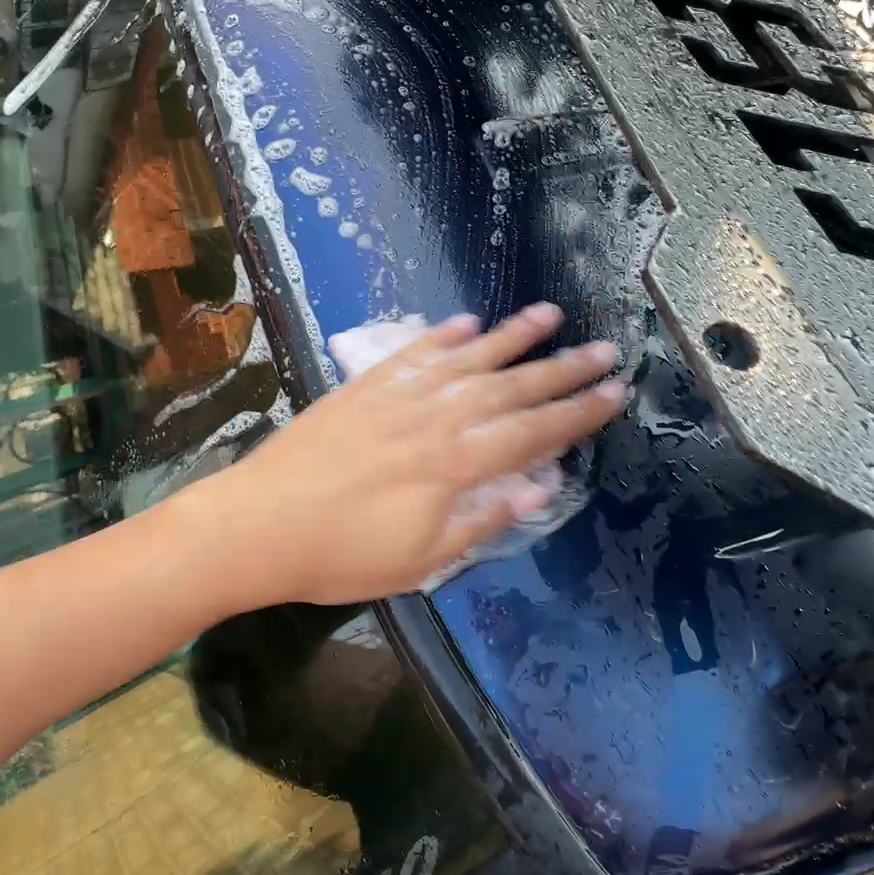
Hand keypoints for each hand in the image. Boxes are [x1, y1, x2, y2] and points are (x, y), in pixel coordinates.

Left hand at [182, 302, 625, 606]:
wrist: (259, 526)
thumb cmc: (341, 556)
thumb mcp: (420, 561)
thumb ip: (481, 521)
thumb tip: (538, 491)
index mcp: (453, 466)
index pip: (530, 433)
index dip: (576, 414)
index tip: (614, 393)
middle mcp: (432, 420)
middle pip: (508, 388)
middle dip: (561, 369)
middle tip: (604, 347)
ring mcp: (394, 398)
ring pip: (464, 360)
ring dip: (510, 336)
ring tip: (548, 313)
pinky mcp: (360, 390)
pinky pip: (410, 355)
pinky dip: (440, 337)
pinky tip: (464, 322)